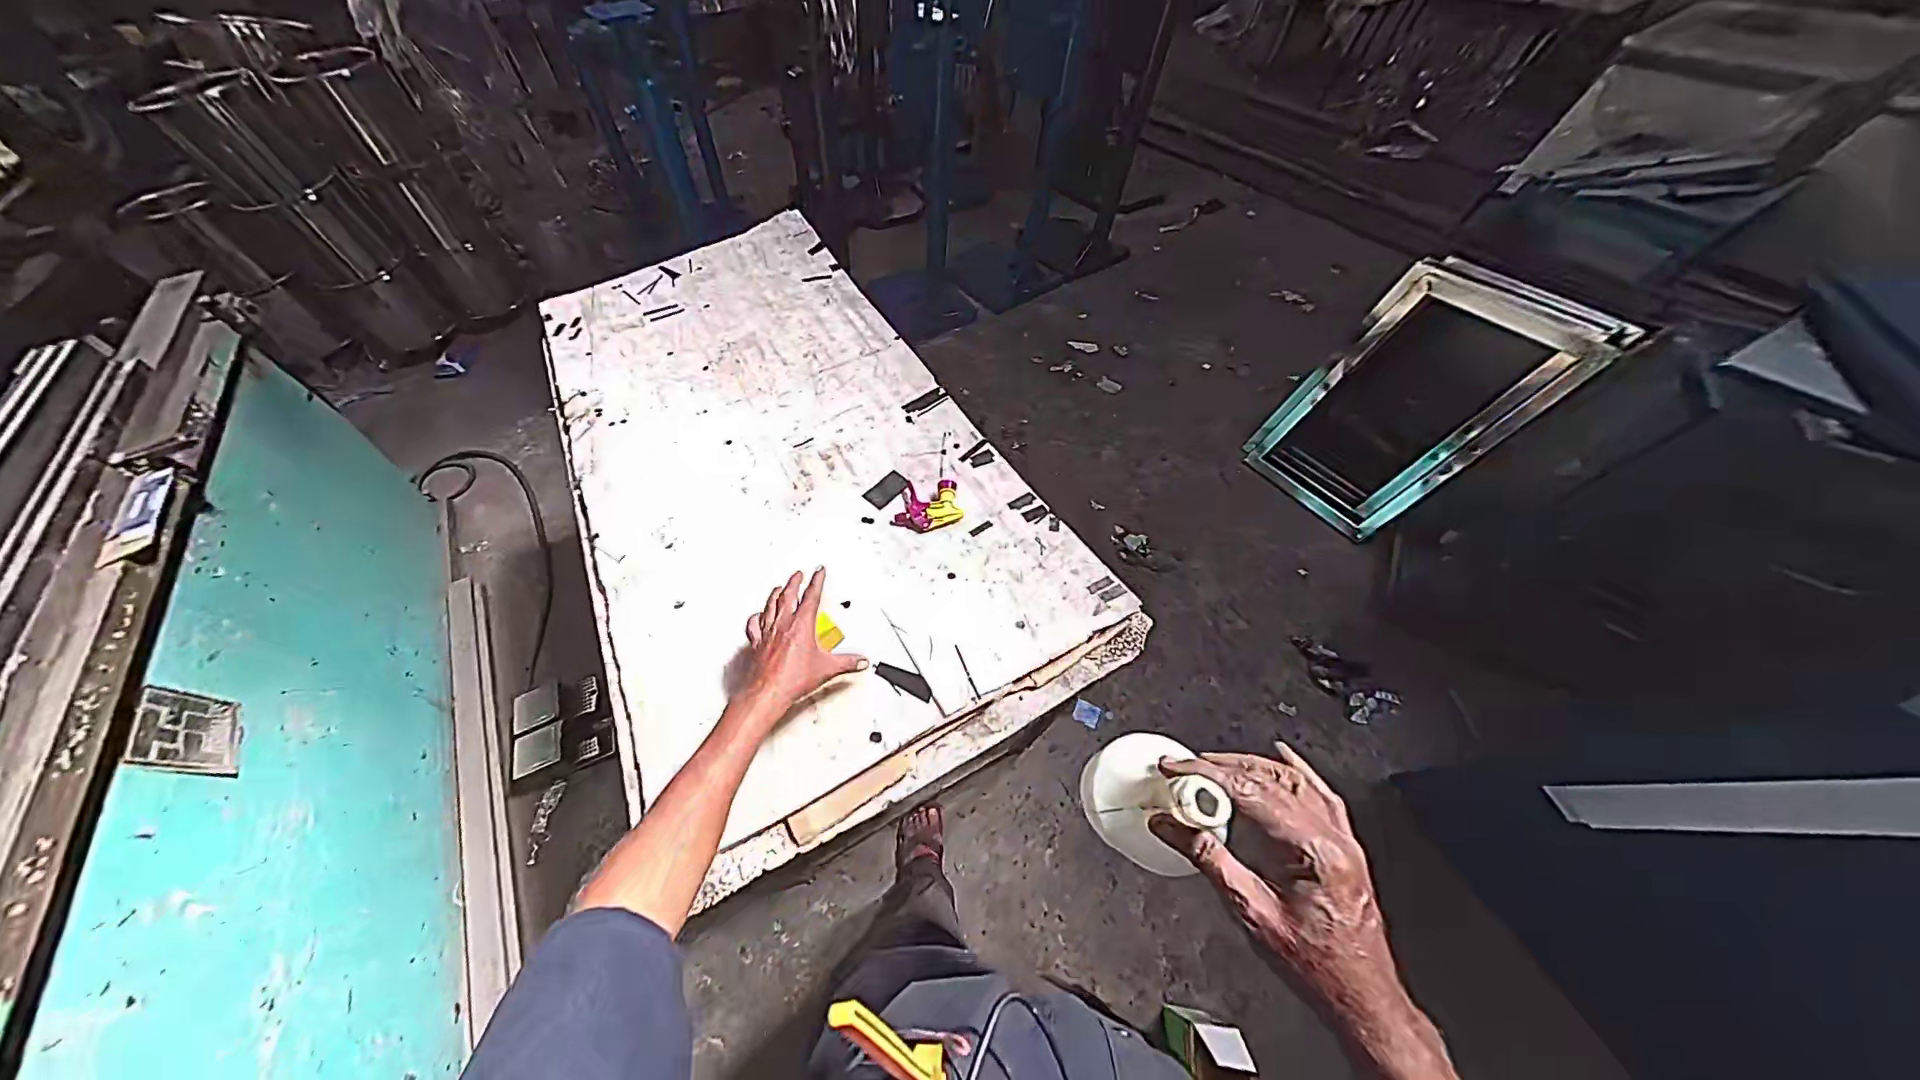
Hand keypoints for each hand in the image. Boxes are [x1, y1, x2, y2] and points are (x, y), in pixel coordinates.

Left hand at [741, 568, 867, 711]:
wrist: (767, 692)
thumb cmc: (792, 680)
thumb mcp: (826, 669)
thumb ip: (846, 663)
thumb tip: (860, 661)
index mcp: (801, 626)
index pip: (811, 596)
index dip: (816, 581)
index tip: (818, 571)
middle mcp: (783, 625)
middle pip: (788, 596)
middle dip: (794, 582)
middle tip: (798, 574)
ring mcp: (767, 633)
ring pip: (770, 606)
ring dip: (776, 594)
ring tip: (779, 587)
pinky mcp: (757, 643)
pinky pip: (755, 625)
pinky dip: (757, 617)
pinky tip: (758, 615)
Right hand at [1151, 745, 1457, 1079]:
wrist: (1361, 997)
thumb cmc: (1318, 966)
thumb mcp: (1251, 913)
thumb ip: (1209, 860)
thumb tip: (1171, 827)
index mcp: (1315, 851)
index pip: (1250, 792)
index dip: (1206, 774)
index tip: (1177, 768)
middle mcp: (1334, 838)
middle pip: (1270, 779)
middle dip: (1221, 766)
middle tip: (1184, 767)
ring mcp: (1341, 839)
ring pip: (1293, 779)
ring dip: (1249, 764)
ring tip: (1213, 763)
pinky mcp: (1341, 844)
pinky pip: (1318, 792)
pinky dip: (1293, 770)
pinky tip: (1281, 757)